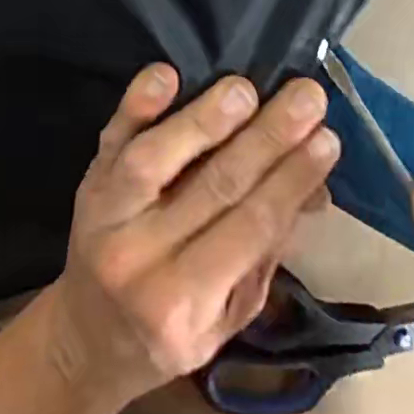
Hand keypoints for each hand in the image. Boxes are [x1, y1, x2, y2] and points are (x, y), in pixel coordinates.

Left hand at [33, 63, 340, 413]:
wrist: (85, 338)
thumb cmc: (169, 334)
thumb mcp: (228, 318)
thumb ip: (266, 254)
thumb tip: (312, 188)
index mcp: (181, 305)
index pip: (249, 227)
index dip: (290, 180)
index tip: (327, 140)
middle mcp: (139, 258)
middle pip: (212, 186)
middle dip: (267, 138)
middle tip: (306, 98)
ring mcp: (105, 215)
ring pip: (155, 158)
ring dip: (203, 119)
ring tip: (246, 88)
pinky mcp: (88, 183)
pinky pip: (110, 139)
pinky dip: (136, 105)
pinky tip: (164, 75)